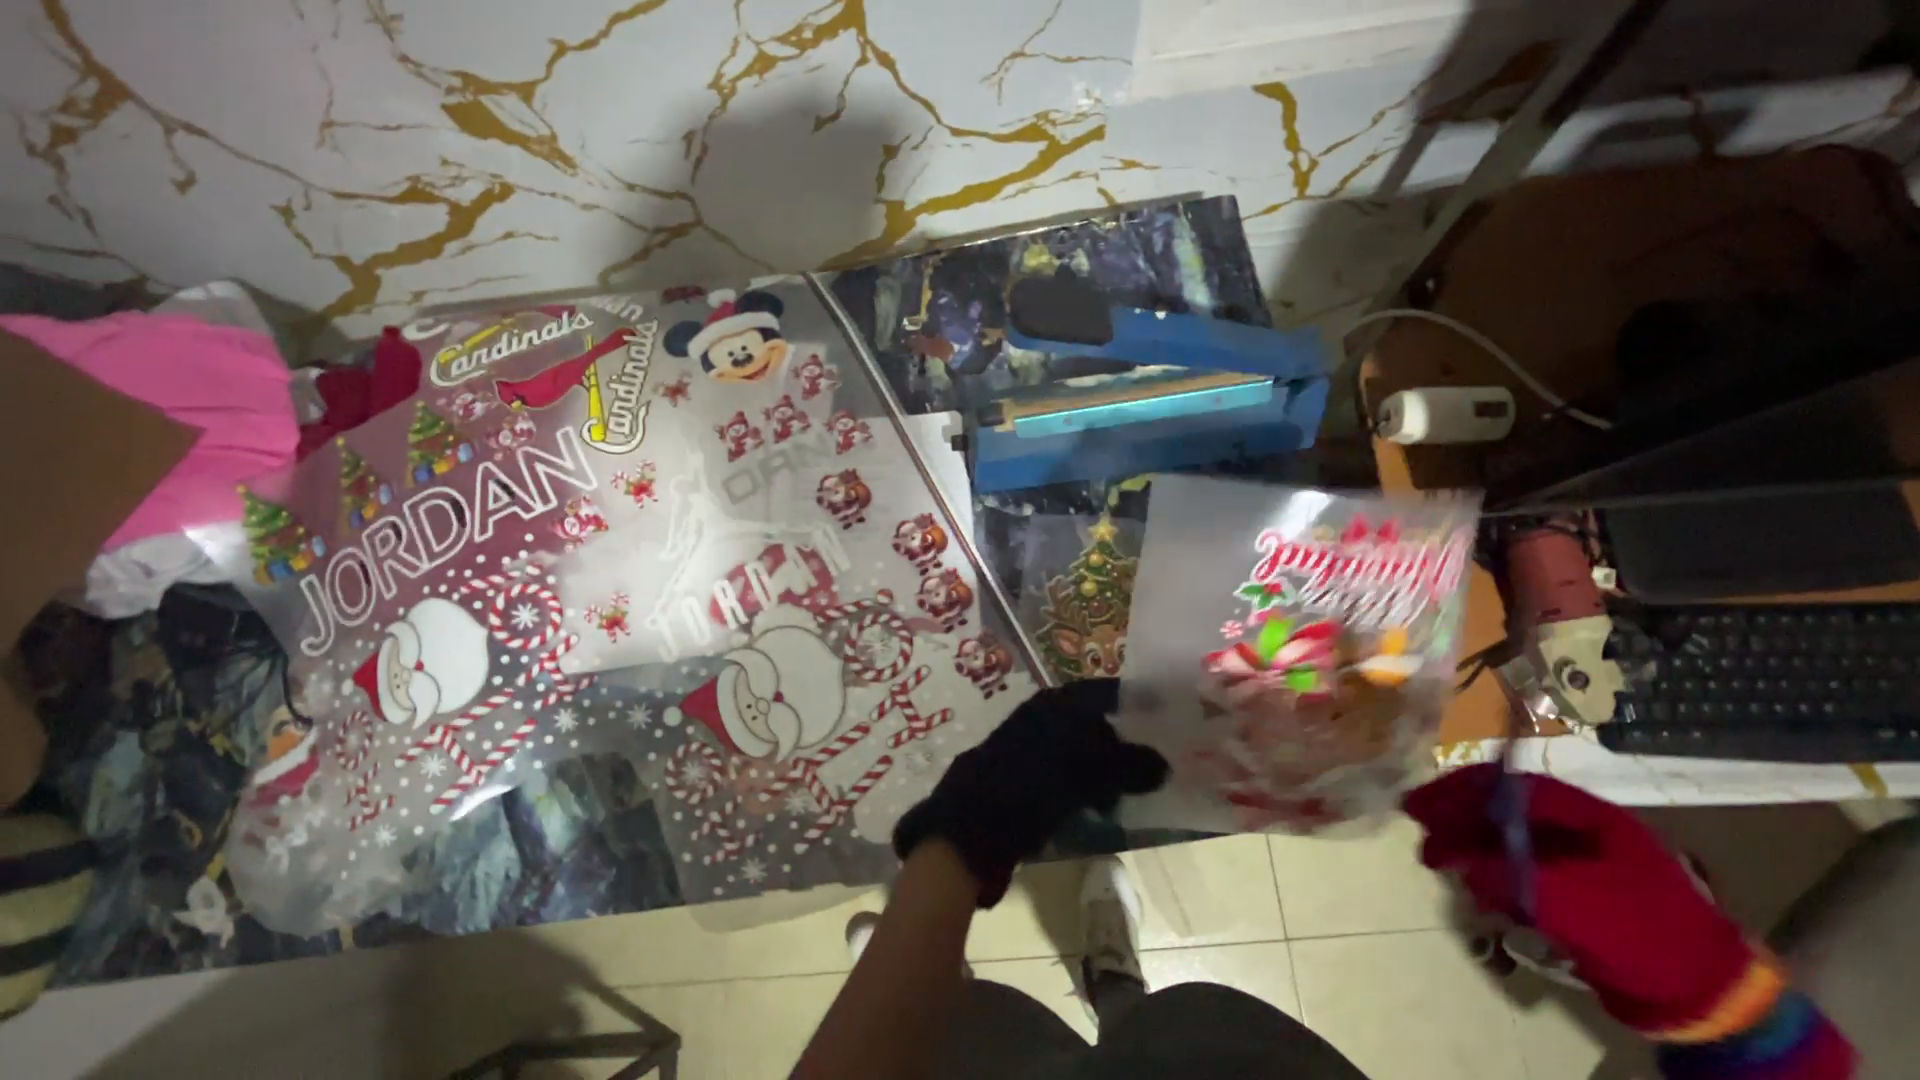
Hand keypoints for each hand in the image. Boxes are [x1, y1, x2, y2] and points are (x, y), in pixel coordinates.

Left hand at [893, 678, 1166, 906]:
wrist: (968, 829)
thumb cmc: (1032, 788)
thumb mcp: (1090, 774)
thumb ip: (1130, 765)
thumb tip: (1163, 764)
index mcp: (1054, 704)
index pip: (1102, 691)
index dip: (1132, 700)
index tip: (1161, 713)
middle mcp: (1037, 717)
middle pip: (1090, 721)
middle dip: (1120, 743)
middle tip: (1147, 767)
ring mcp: (1023, 746)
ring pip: (1075, 750)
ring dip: (1101, 769)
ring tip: (1120, 797)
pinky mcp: (1014, 777)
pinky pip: (1059, 774)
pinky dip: (1080, 786)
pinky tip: (1091, 808)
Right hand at [1403, 765, 1754, 1033]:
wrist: (1702, 996)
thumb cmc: (1643, 934)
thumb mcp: (1575, 904)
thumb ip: (1512, 876)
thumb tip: (1460, 861)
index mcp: (1589, 816)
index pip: (1512, 785)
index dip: (1461, 789)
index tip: (1420, 804)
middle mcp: (1581, 830)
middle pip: (1505, 809)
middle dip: (1458, 819)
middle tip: (1420, 835)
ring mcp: (1579, 861)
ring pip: (1508, 840)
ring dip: (1470, 848)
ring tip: (1440, 865)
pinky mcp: (1575, 892)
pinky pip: (1520, 871)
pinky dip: (1491, 874)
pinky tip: (1476, 891)